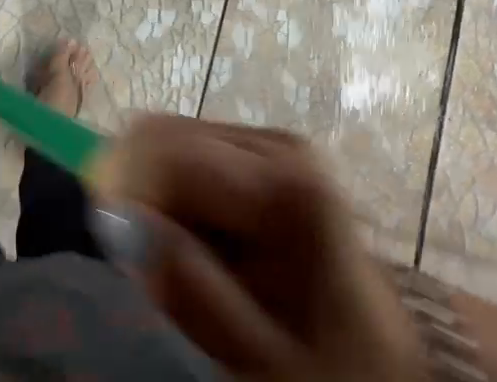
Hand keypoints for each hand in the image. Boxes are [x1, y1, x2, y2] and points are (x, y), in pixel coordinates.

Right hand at [103, 115, 428, 381]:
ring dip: (156, 200)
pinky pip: (186, 156)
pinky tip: (204, 244)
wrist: (377, 363)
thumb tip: (123, 221)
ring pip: (166, 143)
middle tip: (152, 263)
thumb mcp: (258, 355)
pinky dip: (175, 199)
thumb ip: (191, 289)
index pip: (161, 146)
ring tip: (186, 261)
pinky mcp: (263, 155)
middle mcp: (278, 145)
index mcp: (285, 183)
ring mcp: (272, 145)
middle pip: (160, 138)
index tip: (118, 247)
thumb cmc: (324, 365)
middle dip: (141, 196)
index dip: (122, 190)